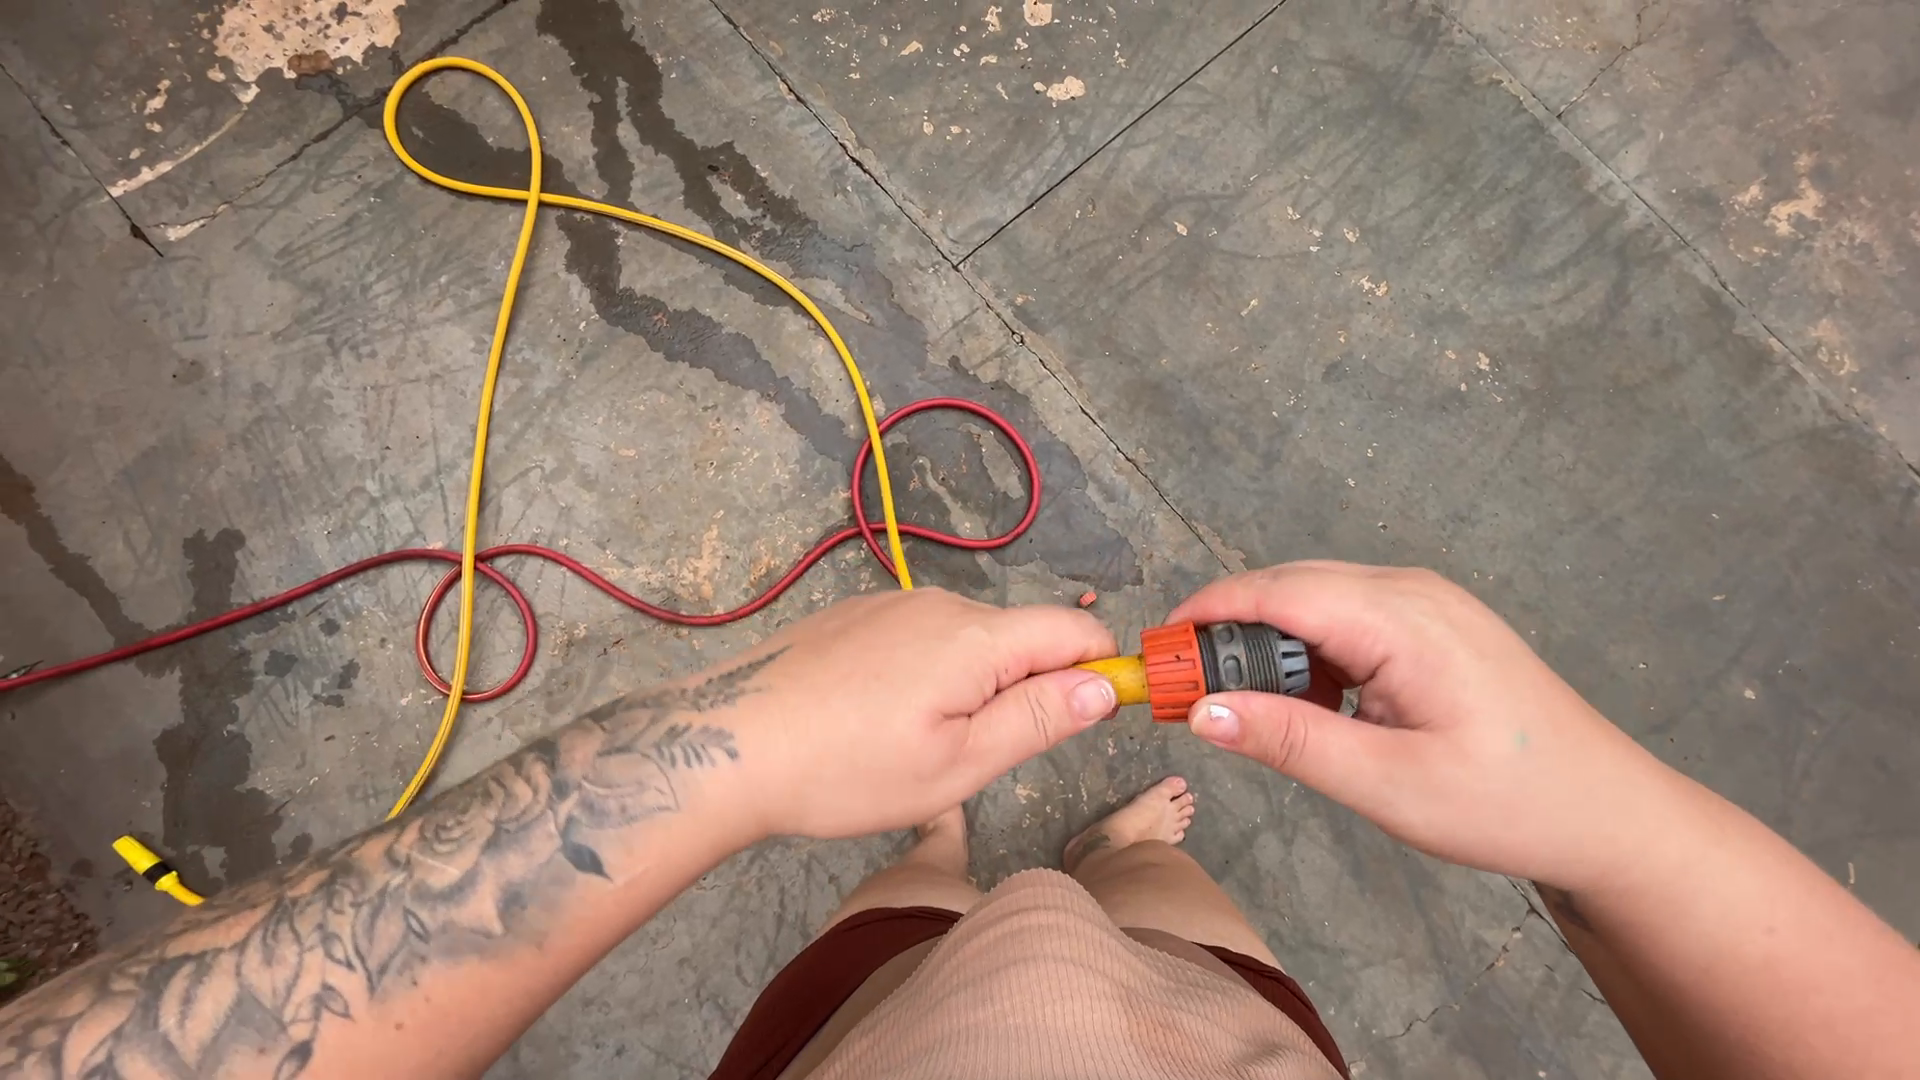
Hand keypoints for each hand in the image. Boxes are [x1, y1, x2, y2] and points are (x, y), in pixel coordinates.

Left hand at [719, 588, 1117, 839]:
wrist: (727, 741)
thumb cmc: (848, 767)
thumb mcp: (957, 764)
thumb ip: (1038, 718)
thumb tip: (1104, 685)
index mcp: (976, 637)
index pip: (1073, 630)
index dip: (1100, 669)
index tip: (1086, 718)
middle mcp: (940, 602)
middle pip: (1020, 635)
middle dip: (1027, 685)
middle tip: (977, 752)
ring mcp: (893, 602)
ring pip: (970, 638)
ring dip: (975, 681)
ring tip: (918, 740)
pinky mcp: (858, 613)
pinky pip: (922, 635)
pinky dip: (929, 670)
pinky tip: (879, 712)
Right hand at [1170, 562, 1671, 890]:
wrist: (1613, 815)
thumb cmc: (1509, 804)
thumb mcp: (1388, 784)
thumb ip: (1289, 740)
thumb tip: (1201, 713)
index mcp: (1405, 619)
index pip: (1279, 591)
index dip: (1208, 611)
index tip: (1160, 648)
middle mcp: (1410, 590)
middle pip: (1288, 585)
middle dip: (1226, 626)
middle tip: (1186, 682)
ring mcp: (1422, 599)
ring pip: (1310, 596)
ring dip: (1264, 639)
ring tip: (1243, 698)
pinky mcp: (1426, 618)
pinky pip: (1340, 613)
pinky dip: (1302, 647)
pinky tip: (1306, 694)